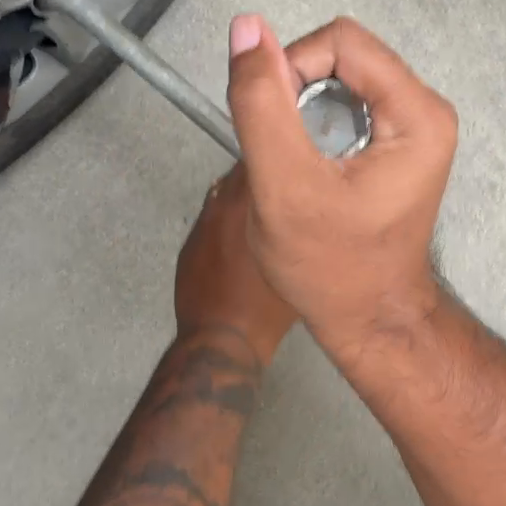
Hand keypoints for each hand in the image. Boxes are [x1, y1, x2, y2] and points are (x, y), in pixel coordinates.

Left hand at [173, 166, 296, 364]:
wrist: (220, 344)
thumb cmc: (268, 310)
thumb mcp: (300, 268)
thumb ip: (306, 234)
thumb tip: (317, 218)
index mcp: (252, 207)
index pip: (263, 162)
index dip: (282, 162)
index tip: (297, 167)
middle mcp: (223, 207)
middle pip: (242, 173)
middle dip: (264, 176)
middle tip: (286, 186)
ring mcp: (202, 225)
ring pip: (224, 193)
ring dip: (243, 197)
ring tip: (265, 210)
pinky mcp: (189, 243)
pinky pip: (210, 218)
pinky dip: (226, 219)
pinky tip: (241, 237)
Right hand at [224, 15, 457, 356]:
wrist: (371, 318)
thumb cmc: (332, 268)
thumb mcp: (283, 184)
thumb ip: (261, 102)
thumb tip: (247, 26)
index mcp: (418, 114)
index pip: (341, 41)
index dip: (292, 68)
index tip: (273, 123)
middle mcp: (428, 108)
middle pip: (346, 52)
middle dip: (298, 88)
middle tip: (282, 147)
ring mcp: (417, 122)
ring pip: (343, 74)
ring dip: (304, 105)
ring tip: (296, 159)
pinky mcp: (402, 137)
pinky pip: (350, 98)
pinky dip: (317, 119)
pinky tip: (311, 163)